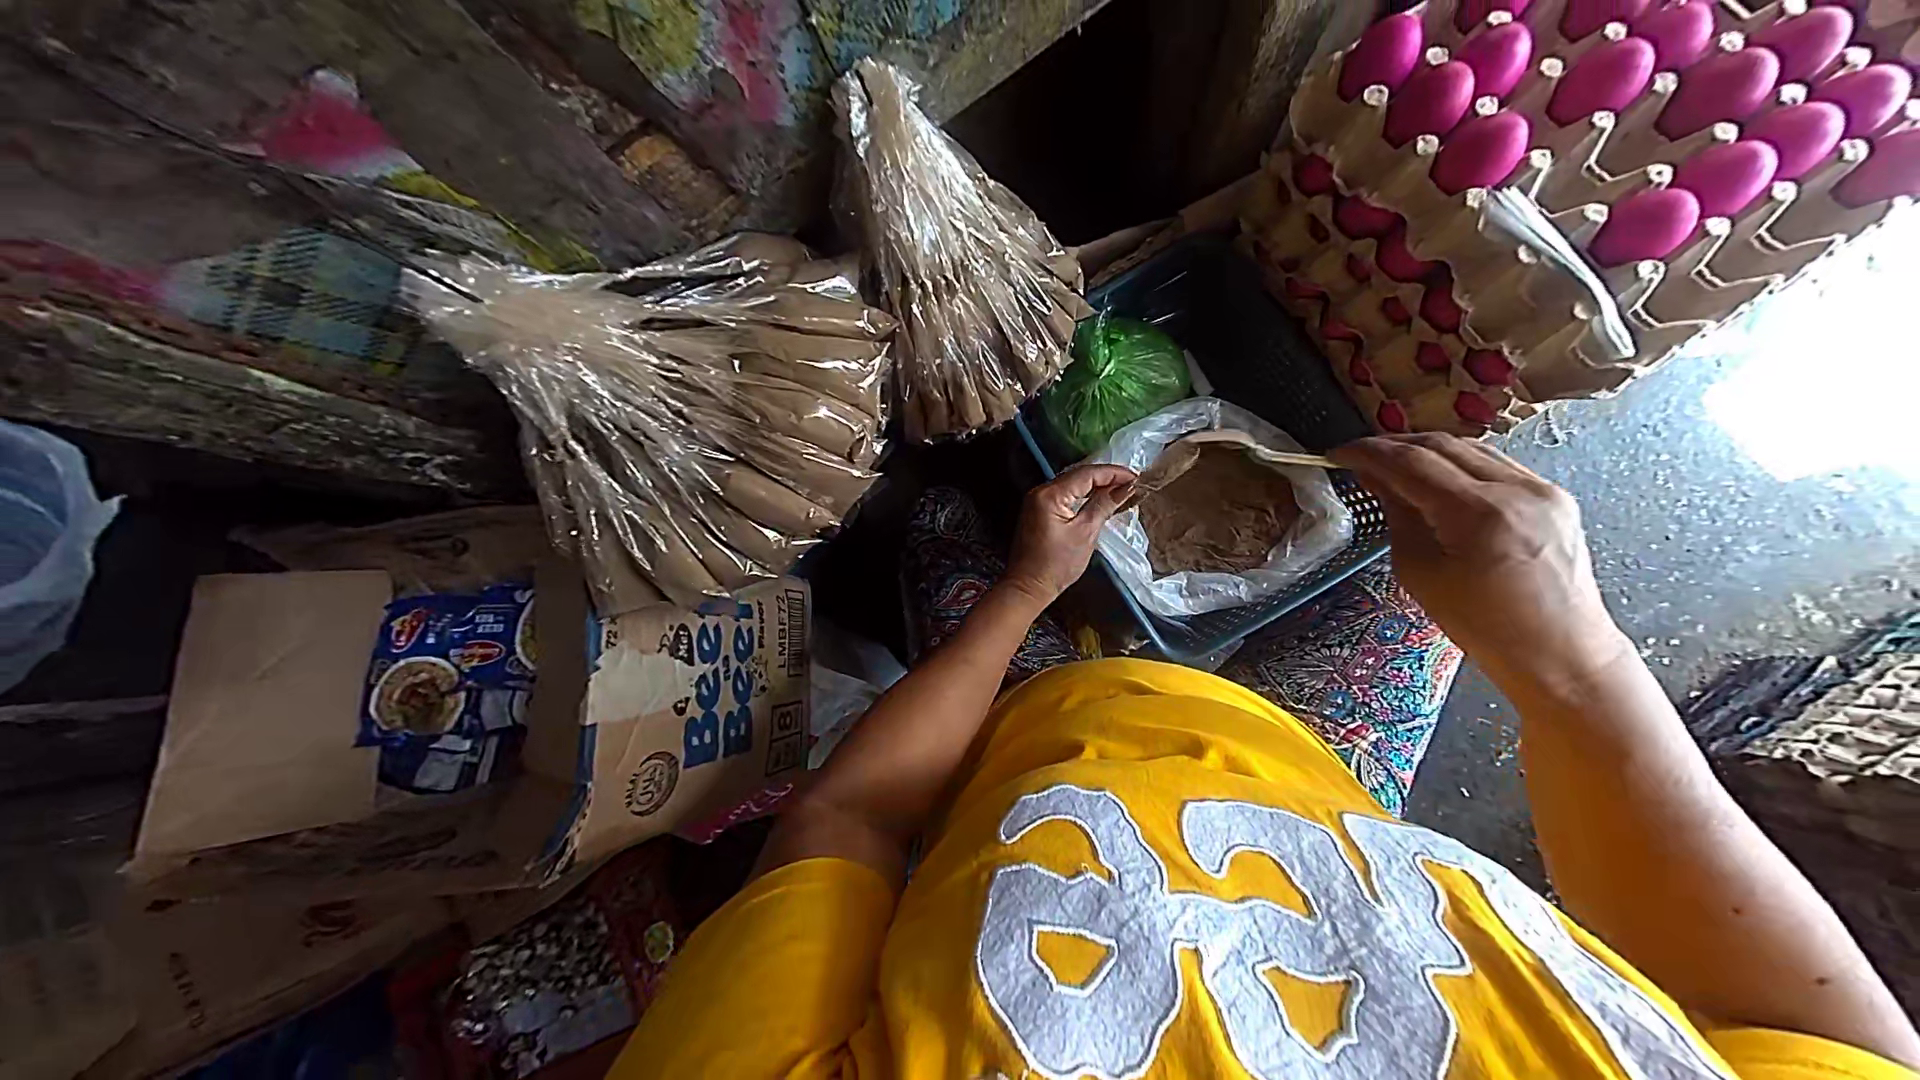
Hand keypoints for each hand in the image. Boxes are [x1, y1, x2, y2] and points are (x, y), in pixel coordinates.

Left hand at [1003, 463, 1137, 605]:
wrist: (1028, 587)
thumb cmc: (1056, 565)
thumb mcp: (1085, 533)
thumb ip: (1104, 506)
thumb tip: (1125, 488)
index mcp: (1050, 495)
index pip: (1086, 474)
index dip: (1113, 473)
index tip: (1135, 477)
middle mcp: (1040, 491)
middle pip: (1078, 475)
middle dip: (1106, 477)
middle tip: (1132, 482)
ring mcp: (1037, 500)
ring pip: (1072, 484)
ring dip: (1096, 485)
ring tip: (1121, 489)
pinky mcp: (1038, 510)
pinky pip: (1064, 495)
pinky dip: (1083, 495)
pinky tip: (1100, 498)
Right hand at [1330, 434, 1632, 696]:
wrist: (1559, 652)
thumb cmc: (1480, 624)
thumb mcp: (1419, 570)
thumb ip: (1398, 515)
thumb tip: (1376, 479)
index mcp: (1479, 514)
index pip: (1411, 462)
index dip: (1368, 452)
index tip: (1337, 453)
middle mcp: (1517, 490)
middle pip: (1442, 445)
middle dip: (1393, 445)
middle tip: (1359, 455)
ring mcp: (1543, 489)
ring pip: (1470, 449)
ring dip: (1425, 451)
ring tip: (1391, 464)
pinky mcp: (1554, 497)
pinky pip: (1494, 465)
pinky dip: (1456, 464)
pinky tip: (1434, 478)